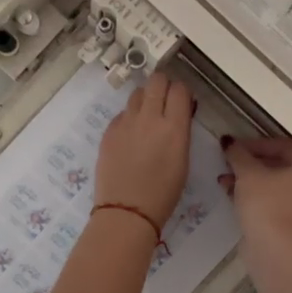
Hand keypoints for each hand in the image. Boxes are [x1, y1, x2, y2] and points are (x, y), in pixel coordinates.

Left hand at [94, 70, 192, 229]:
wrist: (127, 212)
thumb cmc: (163, 194)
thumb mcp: (182, 161)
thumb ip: (180, 132)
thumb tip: (177, 116)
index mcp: (174, 127)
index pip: (179, 89)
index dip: (182, 92)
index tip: (182, 102)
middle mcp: (149, 118)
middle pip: (156, 81)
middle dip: (163, 86)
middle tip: (165, 100)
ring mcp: (126, 122)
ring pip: (137, 93)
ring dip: (145, 99)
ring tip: (147, 117)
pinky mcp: (109, 131)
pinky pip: (122, 113)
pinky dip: (130, 118)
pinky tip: (131, 136)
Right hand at [219, 138, 291, 245]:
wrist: (273, 248)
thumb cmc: (265, 203)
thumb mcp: (248, 174)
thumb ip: (238, 154)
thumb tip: (228, 142)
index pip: (283, 146)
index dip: (257, 144)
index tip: (235, 148)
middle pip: (278, 166)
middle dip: (249, 163)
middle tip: (229, 162)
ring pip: (272, 186)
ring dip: (247, 180)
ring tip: (224, 180)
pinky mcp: (288, 223)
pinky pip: (270, 202)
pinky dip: (253, 196)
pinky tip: (231, 195)